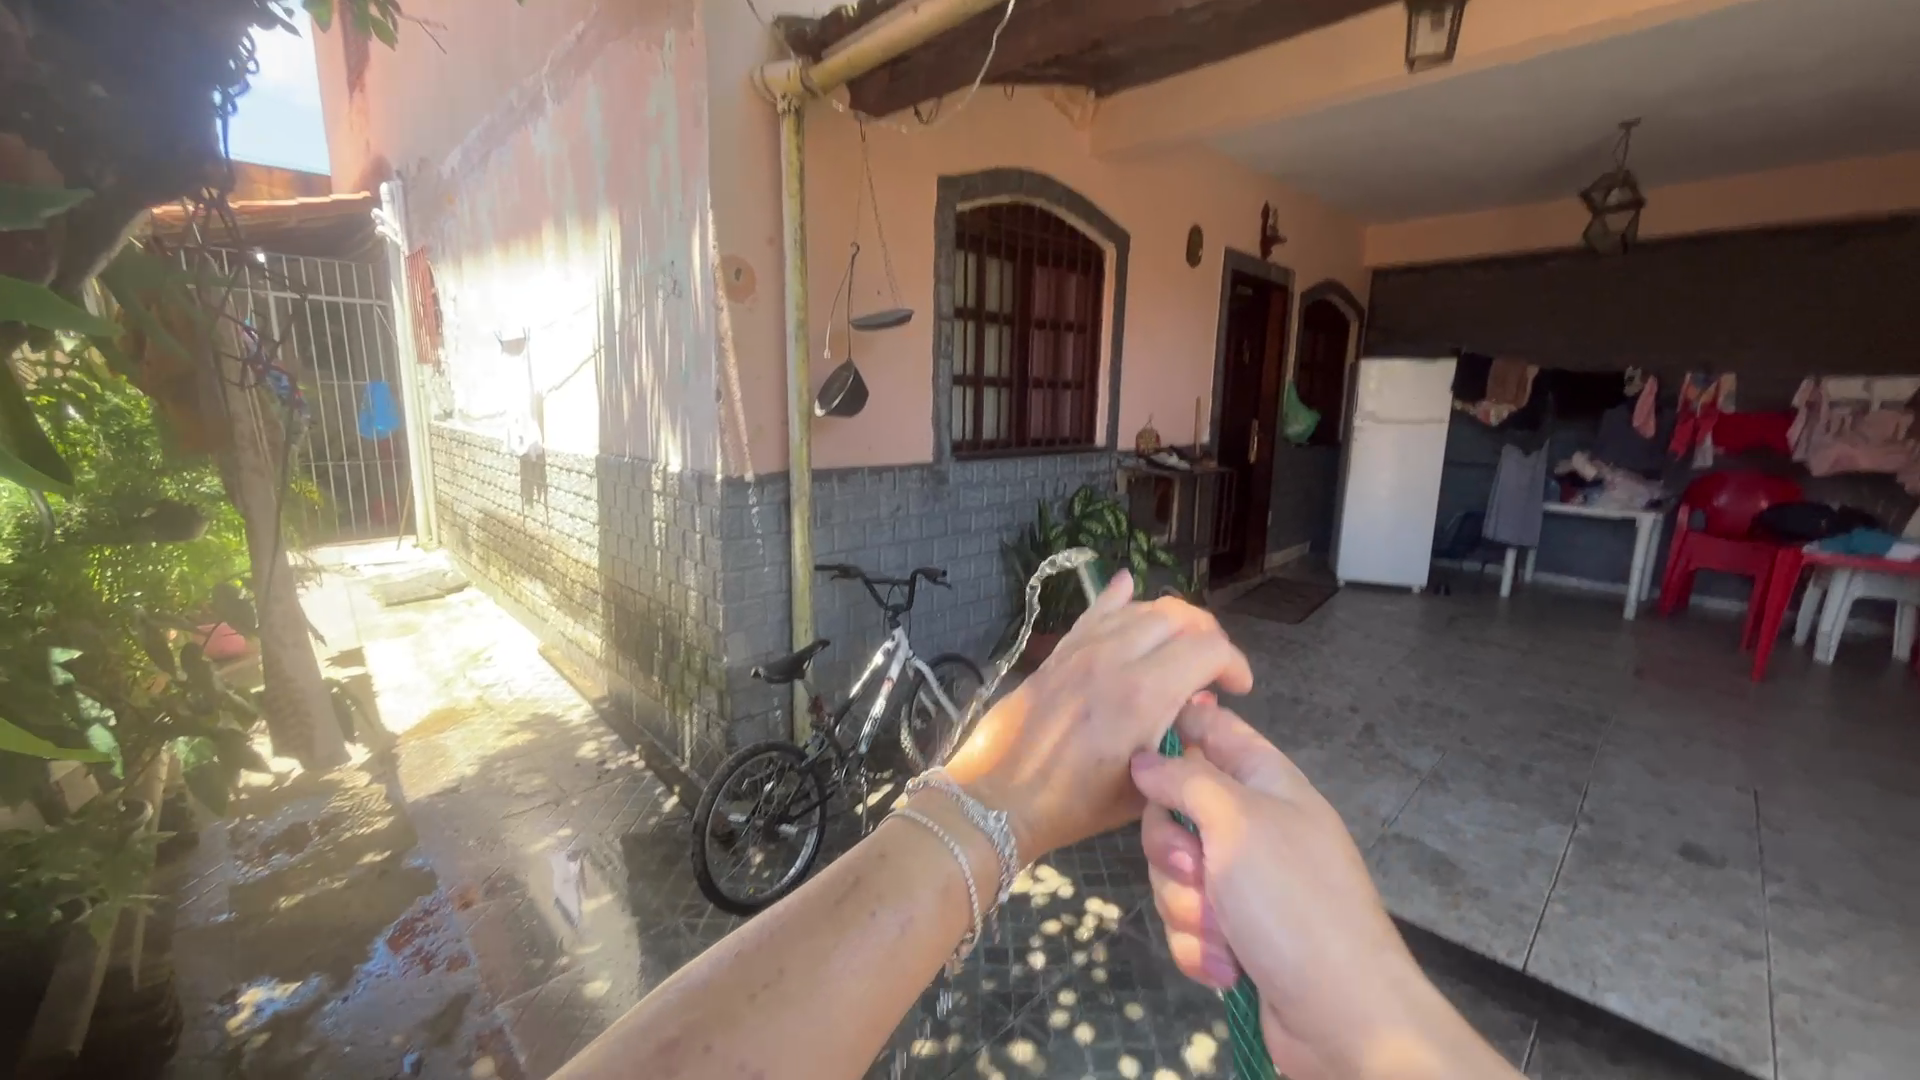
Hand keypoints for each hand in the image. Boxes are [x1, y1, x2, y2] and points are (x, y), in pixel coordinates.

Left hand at [942, 571, 1253, 859]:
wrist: (1000, 796)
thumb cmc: (1074, 805)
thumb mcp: (1143, 786)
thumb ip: (1178, 740)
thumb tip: (1195, 705)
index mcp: (1143, 694)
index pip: (1208, 648)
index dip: (1234, 663)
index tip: (1237, 687)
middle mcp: (1115, 658)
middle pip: (1178, 616)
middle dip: (1207, 636)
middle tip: (1212, 667)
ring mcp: (1082, 649)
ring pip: (1139, 608)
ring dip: (1169, 621)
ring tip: (1178, 646)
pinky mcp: (1059, 651)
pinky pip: (1094, 611)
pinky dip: (1117, 597)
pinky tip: (1127, 586)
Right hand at [1131, 704, 1516, 1079]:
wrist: (1345, 1021)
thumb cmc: (1293, 901)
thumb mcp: (1236, 820)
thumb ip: (1183, 779)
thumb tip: (1143, 760)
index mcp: (1264, 781)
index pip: (1211, 728)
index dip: (1174, 731)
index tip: (1139, 754)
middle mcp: (1251, 824)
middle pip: (1174, 808)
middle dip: (1171, 848)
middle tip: (1194, 870)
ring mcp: (1243, 881)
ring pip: (1174, 870)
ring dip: (1187, 906)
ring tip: (1220, 932)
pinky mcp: (1233, 932)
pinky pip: (1186, 920)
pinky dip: (1199, 944)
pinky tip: (1227, 966)